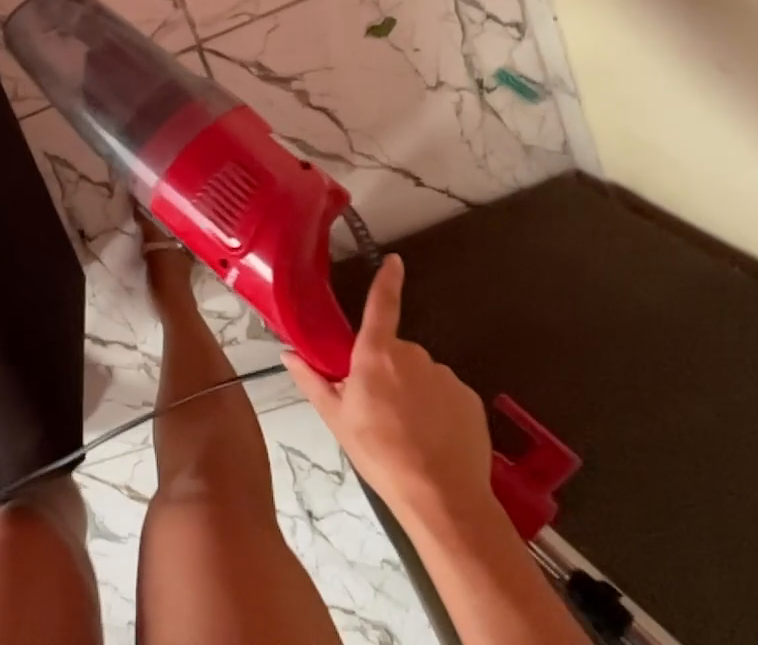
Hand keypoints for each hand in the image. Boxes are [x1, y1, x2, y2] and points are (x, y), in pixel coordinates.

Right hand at [283, 255, 494, 526]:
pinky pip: (444, 393)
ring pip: (420, 373)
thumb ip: (312, 381)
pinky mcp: (469, 398)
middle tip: (375, 407)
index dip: (386, 281)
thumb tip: (288, 355)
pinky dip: (436, 407)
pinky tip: (430, 435)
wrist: (441, 495)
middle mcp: (414, 357)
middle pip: (393, 351)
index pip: (381, 307)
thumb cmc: (379, 454)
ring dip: (411, 390)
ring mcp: (445, 377)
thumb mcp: (336, 419)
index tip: (394, 261)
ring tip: (405, 429)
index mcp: (376, 357)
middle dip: (384, 369)